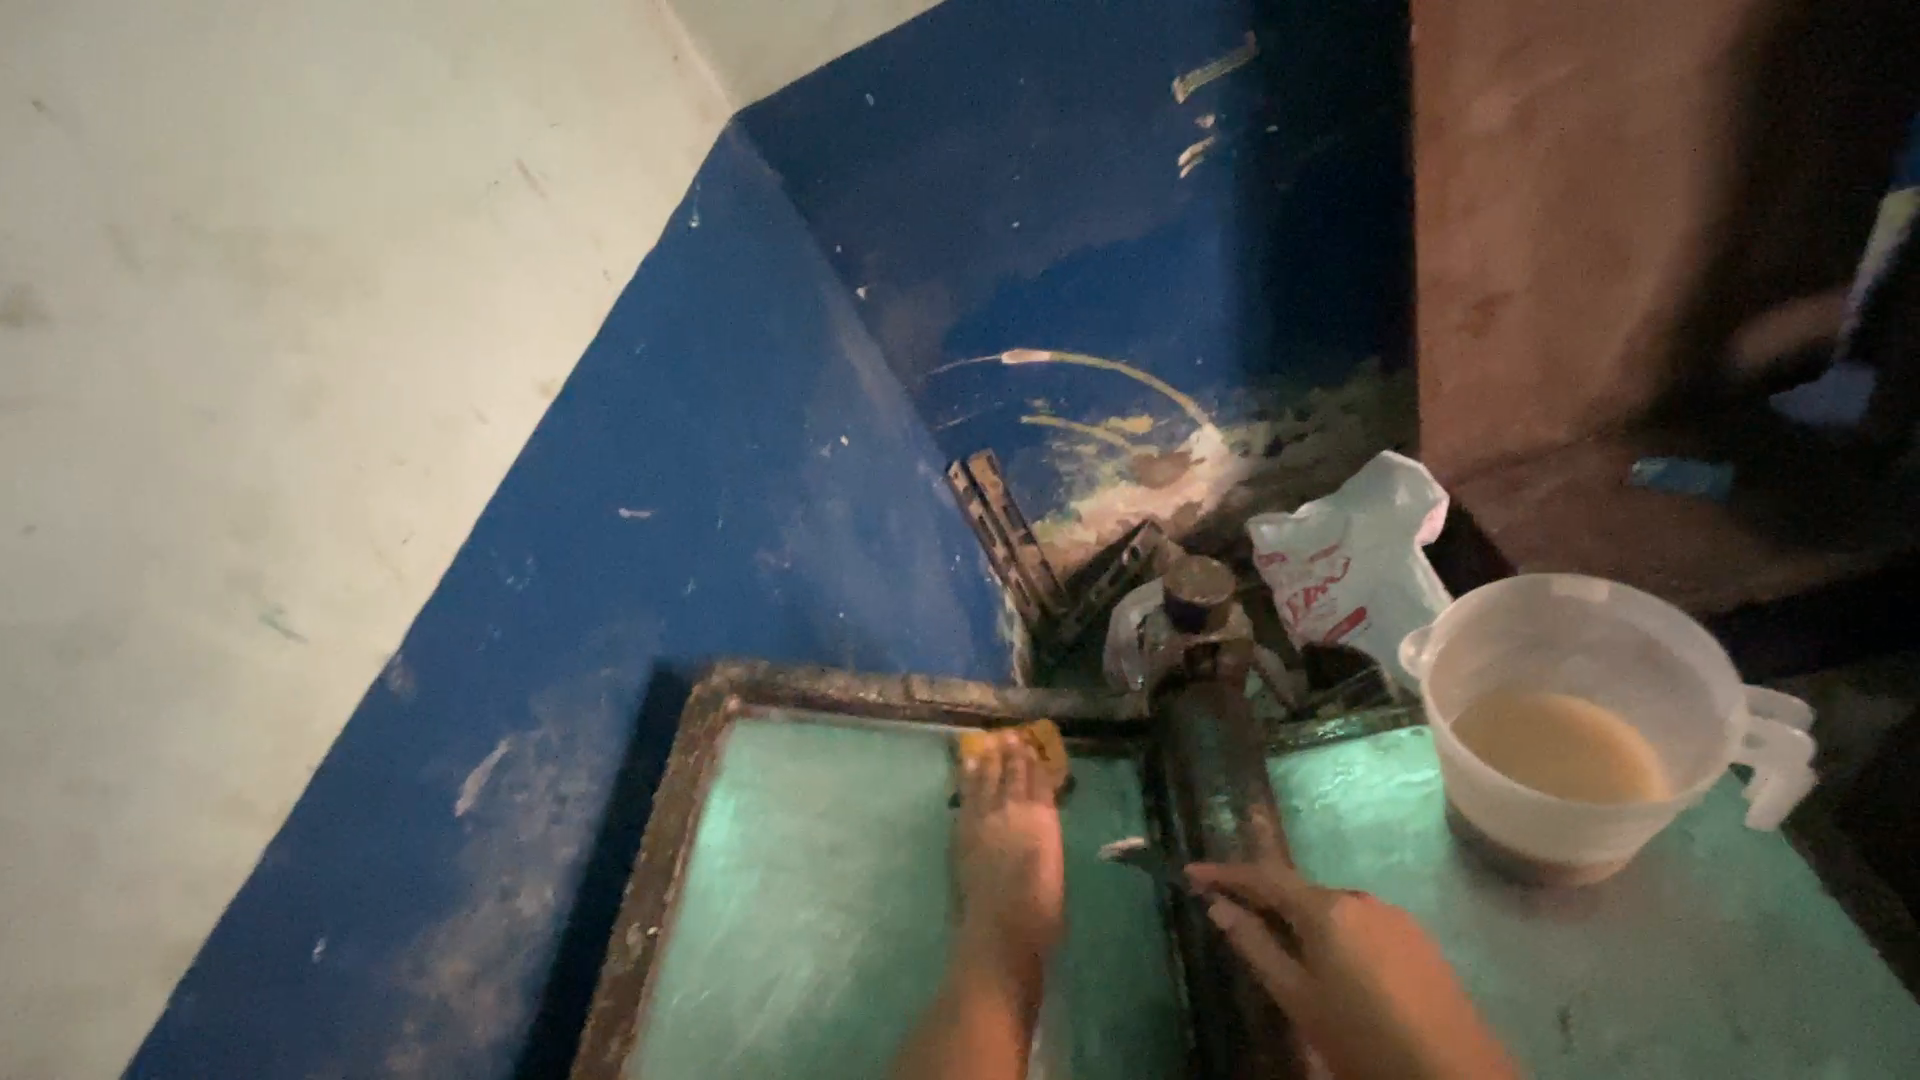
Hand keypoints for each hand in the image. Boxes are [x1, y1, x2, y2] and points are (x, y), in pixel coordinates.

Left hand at [954, 733, 1065, 971]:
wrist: (998, 932)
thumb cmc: (1040, 915)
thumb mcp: (1054, 870)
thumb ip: (1045, 840)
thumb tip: (1038, 824)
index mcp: (1044, 821)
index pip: (1040, 782)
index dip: (1036, 764)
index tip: (1033, 747)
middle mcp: (1015, 811)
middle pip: (1013, 774)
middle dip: (1013, 754)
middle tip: (1011, 736)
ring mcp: (985, 818)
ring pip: (988, 778)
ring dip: (991, 759)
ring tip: (991, 743)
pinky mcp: (963, 829)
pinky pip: (967, 794)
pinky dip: (970, 776)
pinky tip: (971, 765)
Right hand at [1187, 861, 1519, 1079]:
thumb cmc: (1363, 1041)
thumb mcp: (1298, 999)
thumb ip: (1255, 945)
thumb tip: (1217, 905)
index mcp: (1326, 908)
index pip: (1263, 876)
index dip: (1225, 873)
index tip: (1192, 871)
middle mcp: (1359, 898)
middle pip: (1299, 891)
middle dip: (1264, 900)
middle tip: (1232, 916)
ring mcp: (1395, 917)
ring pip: (1332, 909)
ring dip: (1302, 920)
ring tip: (1283, 952)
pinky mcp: (1419, 940)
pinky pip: (1362, 924)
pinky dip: (1336, 934)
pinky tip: (1336, 969)